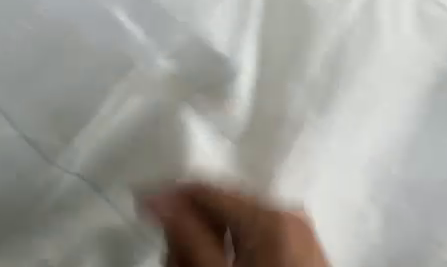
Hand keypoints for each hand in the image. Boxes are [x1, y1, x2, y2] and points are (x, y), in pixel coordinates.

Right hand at [142, 184, 329, 266]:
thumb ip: (186, 235)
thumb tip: (154, 197)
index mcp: (271, 212)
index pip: (204, 187)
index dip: (168, 196)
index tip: (139, 206)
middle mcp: (289, 210)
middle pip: (220, 205)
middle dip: (189, 228)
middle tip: (170, 257)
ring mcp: (302, 233)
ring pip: (236, 223)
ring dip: (209, 242)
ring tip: (191, 263)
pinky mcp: (307, 253)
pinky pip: (257, 238)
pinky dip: (234, 250)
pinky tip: (220, 263)